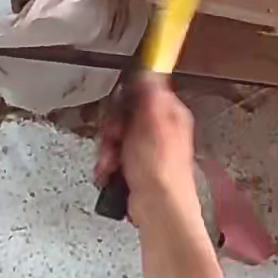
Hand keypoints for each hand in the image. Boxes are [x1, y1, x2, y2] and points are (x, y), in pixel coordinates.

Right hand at [95, 75, 198, 222]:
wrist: (158, 209)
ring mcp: (147, 151)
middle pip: (124, 115)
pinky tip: (110, 173)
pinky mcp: (135, 168)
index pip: (143, 91)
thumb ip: (149, 93)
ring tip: (112, 161)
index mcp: (170, 114)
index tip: (119, 108)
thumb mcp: (153, 121)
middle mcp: (160, 130)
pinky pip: (113, 158)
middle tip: (114, 138)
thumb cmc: (161, 171)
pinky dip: (107, 165)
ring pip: (115, 137)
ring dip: (107, 150)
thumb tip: (148, 68)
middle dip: (112, 128)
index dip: (126, 99)